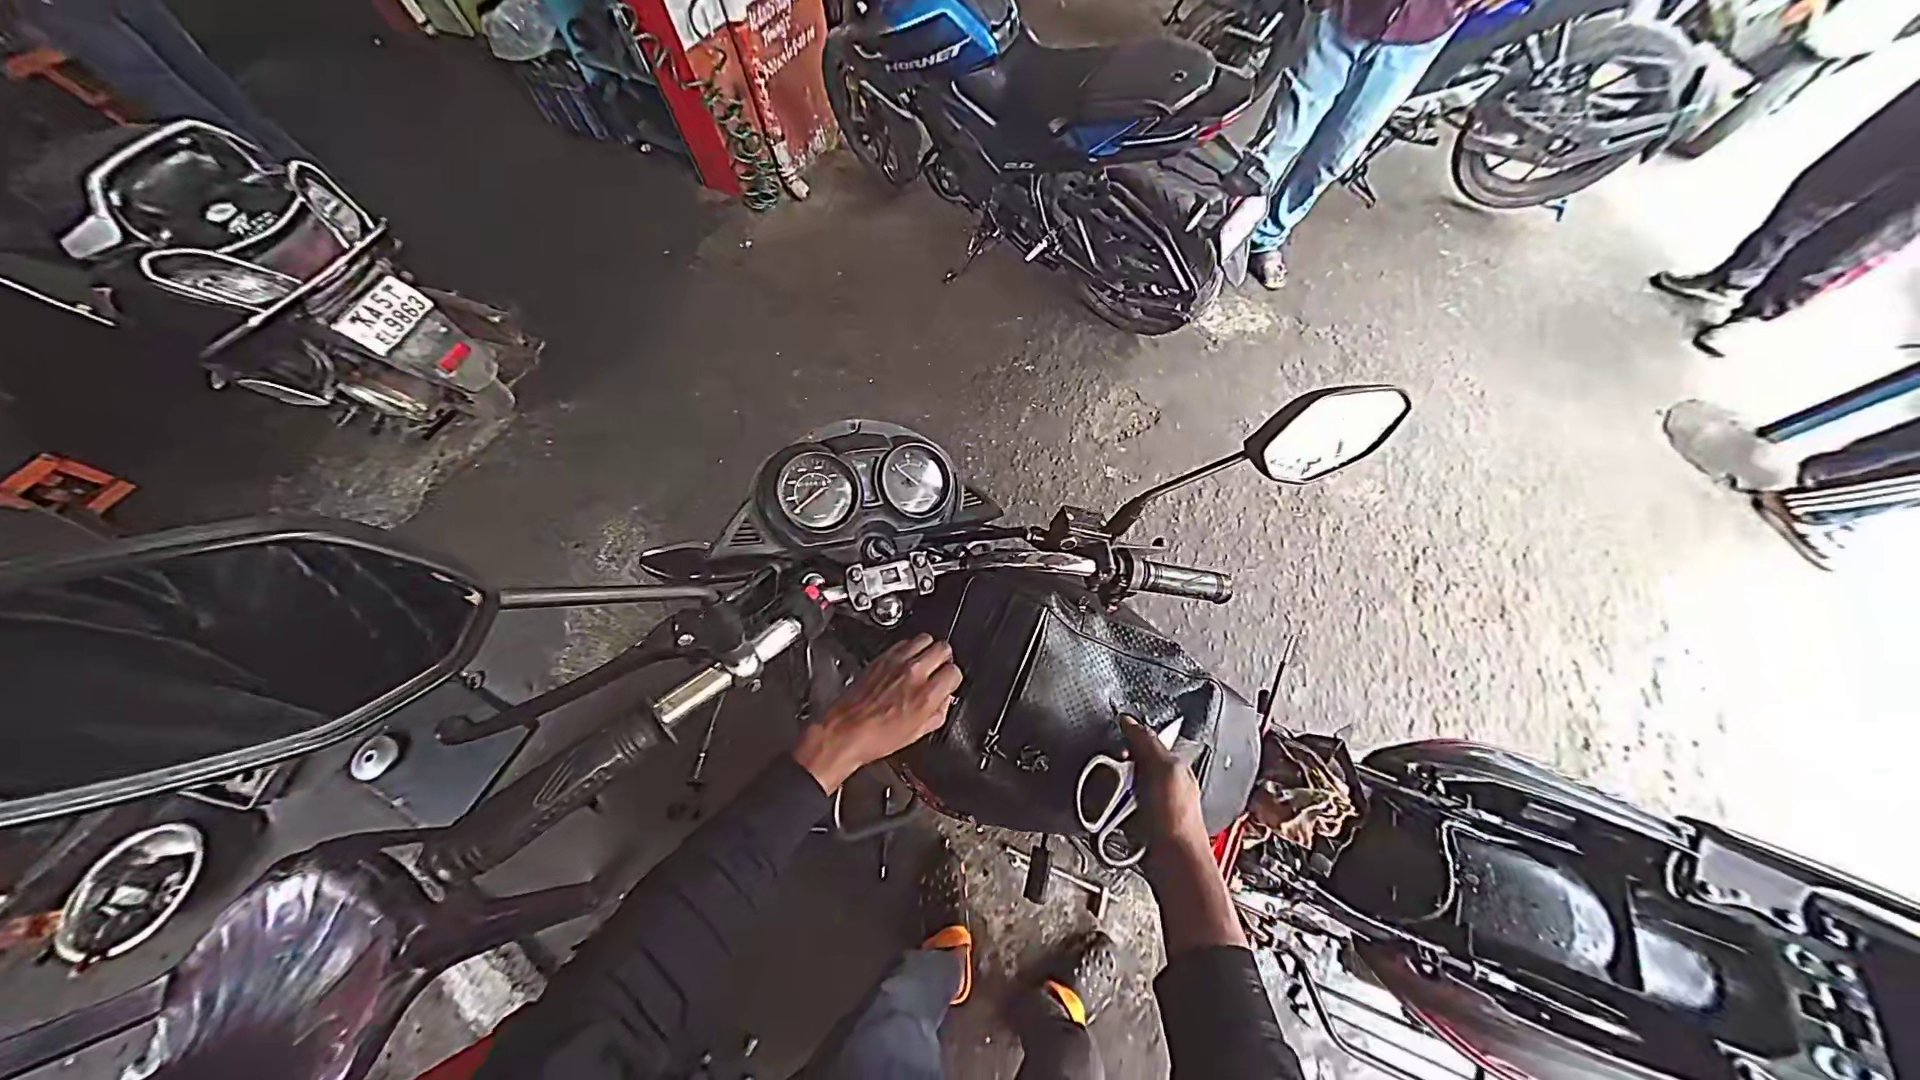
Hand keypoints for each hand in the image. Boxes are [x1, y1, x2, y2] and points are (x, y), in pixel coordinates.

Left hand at [792, 635, 961, 791]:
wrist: (845, 731)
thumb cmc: (876, 736)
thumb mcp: (918, 733)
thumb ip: (939, 712)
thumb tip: (945, 699)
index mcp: (926, 695)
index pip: (954, 672)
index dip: (953, 679)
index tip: (948, 684)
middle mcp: (913, 673)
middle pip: (943, 648)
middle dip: (945, 659)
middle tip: (939, 670)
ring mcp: (896, 662)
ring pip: (925, 638)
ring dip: (928, 650)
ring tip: (924, 663)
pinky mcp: (881, 657)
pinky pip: (904, 642)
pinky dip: (909, 650)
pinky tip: (906, 663)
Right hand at [1120, 715, 1208, 853]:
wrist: (1173, 862)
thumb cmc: (1178, 819)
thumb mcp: (1163, 769)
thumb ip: (1147, 742)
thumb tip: (1129, 721)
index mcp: (1175, 766)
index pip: (1147, 740)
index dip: (1130, 738)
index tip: (1118, 743)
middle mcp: (1163, 783)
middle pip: (1129, 762)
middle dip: (1118, 765)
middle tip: (1117, 773)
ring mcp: (1149, 804)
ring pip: (1119, 784)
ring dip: (1112, 788)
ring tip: (1115, 797)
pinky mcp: (1135, 822)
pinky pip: (1113, 806)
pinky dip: (1108, 807)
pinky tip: (1112, 812)